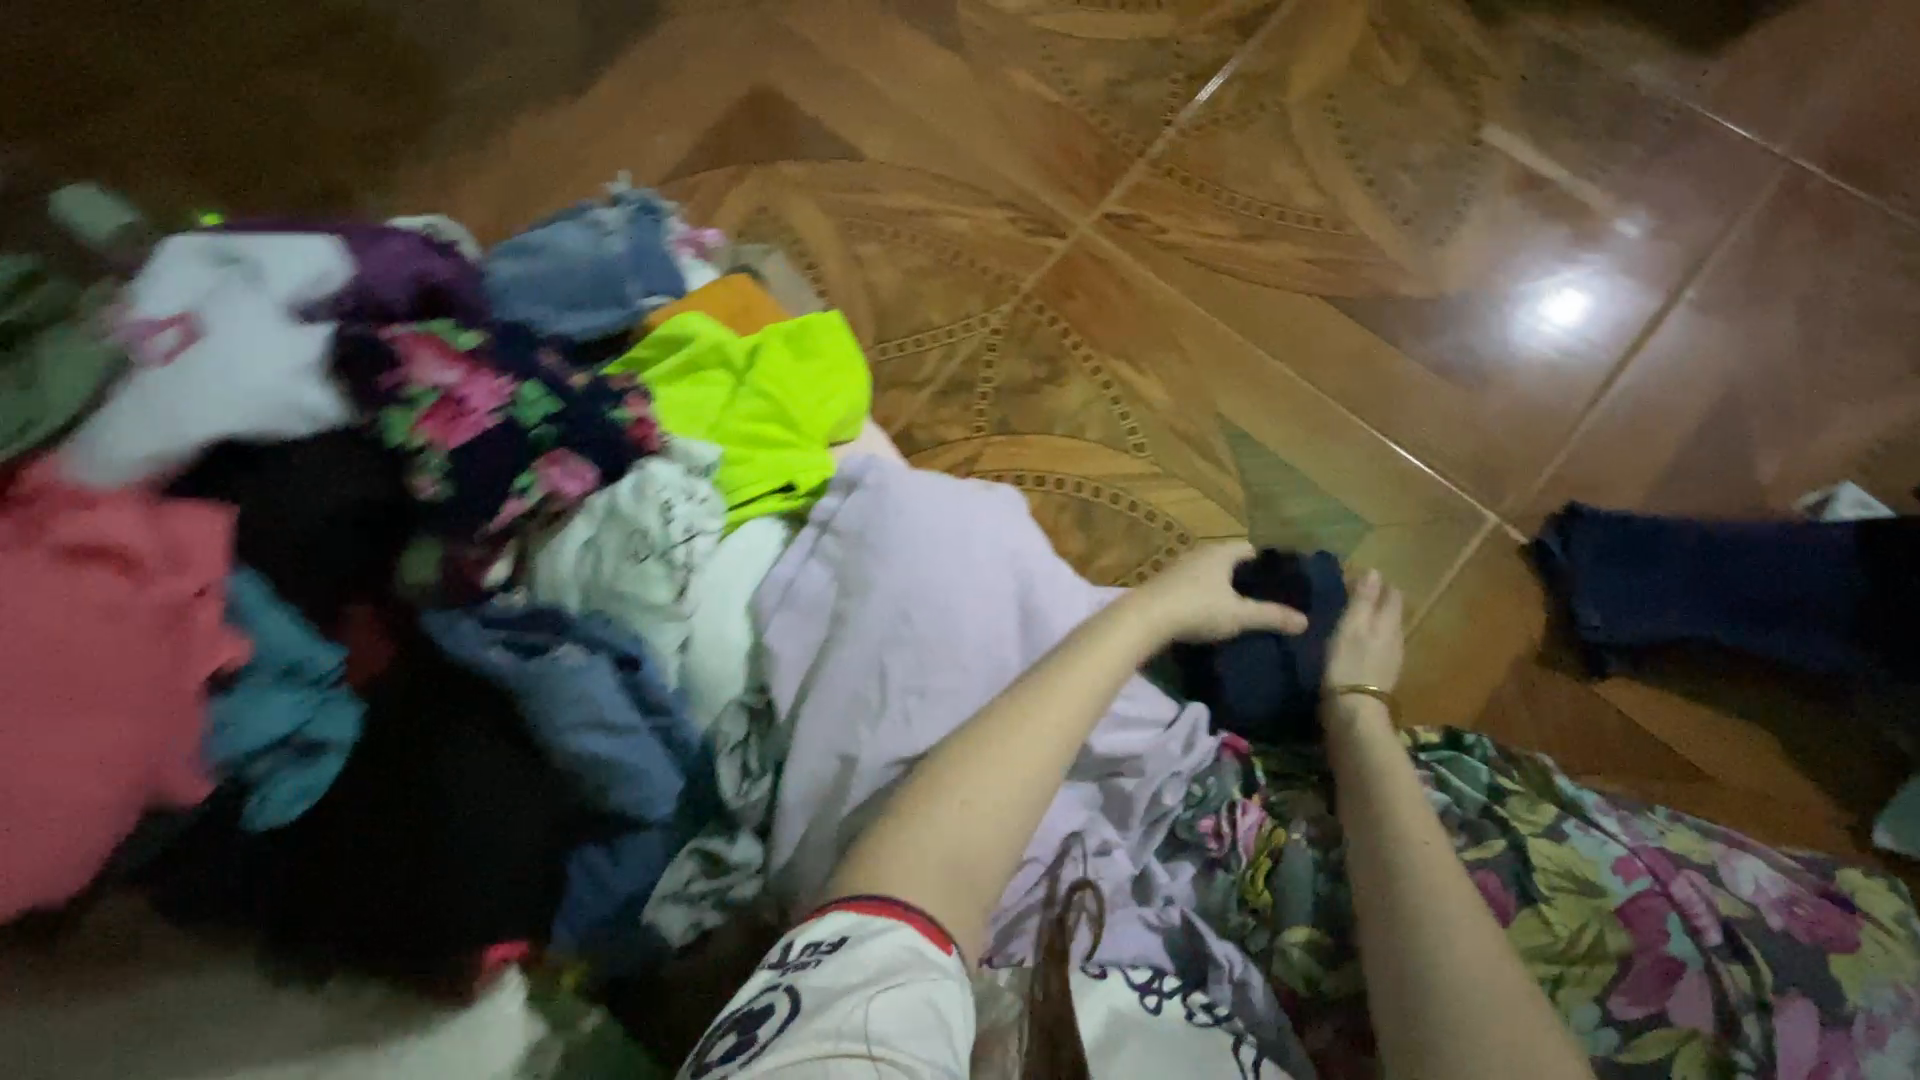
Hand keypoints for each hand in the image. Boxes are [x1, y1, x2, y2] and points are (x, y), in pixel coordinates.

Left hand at [1129, 541, 1307, 643]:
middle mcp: (1198, 552)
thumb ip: (1271, 616)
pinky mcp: (1163, 583)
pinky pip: (1191, 584)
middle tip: (1263, 595)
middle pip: (1228, 559)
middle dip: (1245, 575)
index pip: (1250, 549)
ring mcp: (1177, 567)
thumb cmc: (1196, 609)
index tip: (1280, 581)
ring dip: (1221, 585)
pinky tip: (1207, 611)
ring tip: (1238, 605)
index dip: (1267, 564)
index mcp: (1220, 552)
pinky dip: (1202, 594)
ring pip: (1208, 572)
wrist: (1143, 618)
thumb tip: (1305, 622)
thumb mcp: (1239, 616)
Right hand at [1325, 568, 1403, 692]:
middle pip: (1391, 613)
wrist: (1354, 711)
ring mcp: (1392, 659)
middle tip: (1352, 596)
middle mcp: (1396, 638)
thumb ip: (1363, 600)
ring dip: (1372, 622)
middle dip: (1377, 602)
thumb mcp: (1351, 626)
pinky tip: (1356, 645)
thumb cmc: (1348, 663)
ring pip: (1386, 631)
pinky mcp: (1381, 675)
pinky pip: (1379, 648)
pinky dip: (1369, 640)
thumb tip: (1375, 571)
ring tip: (1352, 619)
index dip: (1379, 584)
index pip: (1392, 595)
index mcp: (1389, 623)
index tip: (1359, 579)